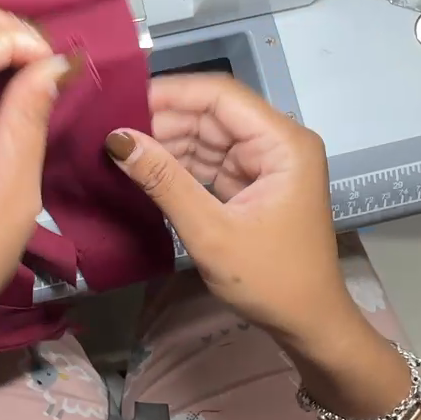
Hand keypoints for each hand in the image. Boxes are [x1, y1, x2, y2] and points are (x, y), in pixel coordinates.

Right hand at [104, 74, 370, 352]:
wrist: (309, 325)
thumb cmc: (270, 280)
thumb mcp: (210, 232)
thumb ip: (164, 180)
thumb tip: (117, 139)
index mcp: (283, 143)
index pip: (221, 96)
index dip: (171, 94)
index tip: (122, 102)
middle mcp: (277, 141)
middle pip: (212, 113)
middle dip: (163, 120)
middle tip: (111, 129)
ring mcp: (265, 162)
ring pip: (207, 135)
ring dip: (167, 142)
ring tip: (120, 147)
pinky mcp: (252, 181)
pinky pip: (210, 160)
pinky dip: (179, 164)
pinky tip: (144, 166)